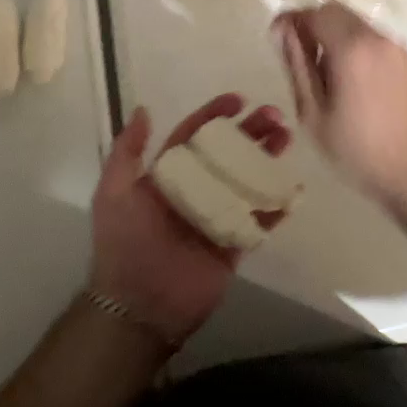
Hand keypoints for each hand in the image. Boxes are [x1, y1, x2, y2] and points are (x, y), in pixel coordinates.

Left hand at [89, 94, 290, 345]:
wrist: (138, 306)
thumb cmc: (125, 243)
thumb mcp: (114, 191)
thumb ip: (128, 150)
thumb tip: (143, 109)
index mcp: (167, 175)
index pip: (194, 135)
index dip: (214, 115)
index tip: (239, 101)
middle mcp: (194, 190)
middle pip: (227, 153)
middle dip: (251, 132)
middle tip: (275, 117)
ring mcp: (216, 216)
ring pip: (246, 180)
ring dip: (266, 158)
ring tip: (286, 139)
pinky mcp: (233, 244)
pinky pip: (258, 221)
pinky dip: (276, 206)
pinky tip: (292, 189)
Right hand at [272, 4, 406, 207]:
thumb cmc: (359, 151)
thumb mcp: (314, 114)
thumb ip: (297, 66)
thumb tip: (282, 31)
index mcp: (351, 48)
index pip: (314, 12)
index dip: (291, 20)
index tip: (276, 37)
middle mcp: (377, 37)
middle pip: (337, 12)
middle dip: (313, 25)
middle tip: (299, 56)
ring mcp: (398, 48)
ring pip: (357, 25)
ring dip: (335, 36)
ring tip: (325, 74)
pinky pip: (374, 41)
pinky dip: (356, 48)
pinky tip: (352, 82)